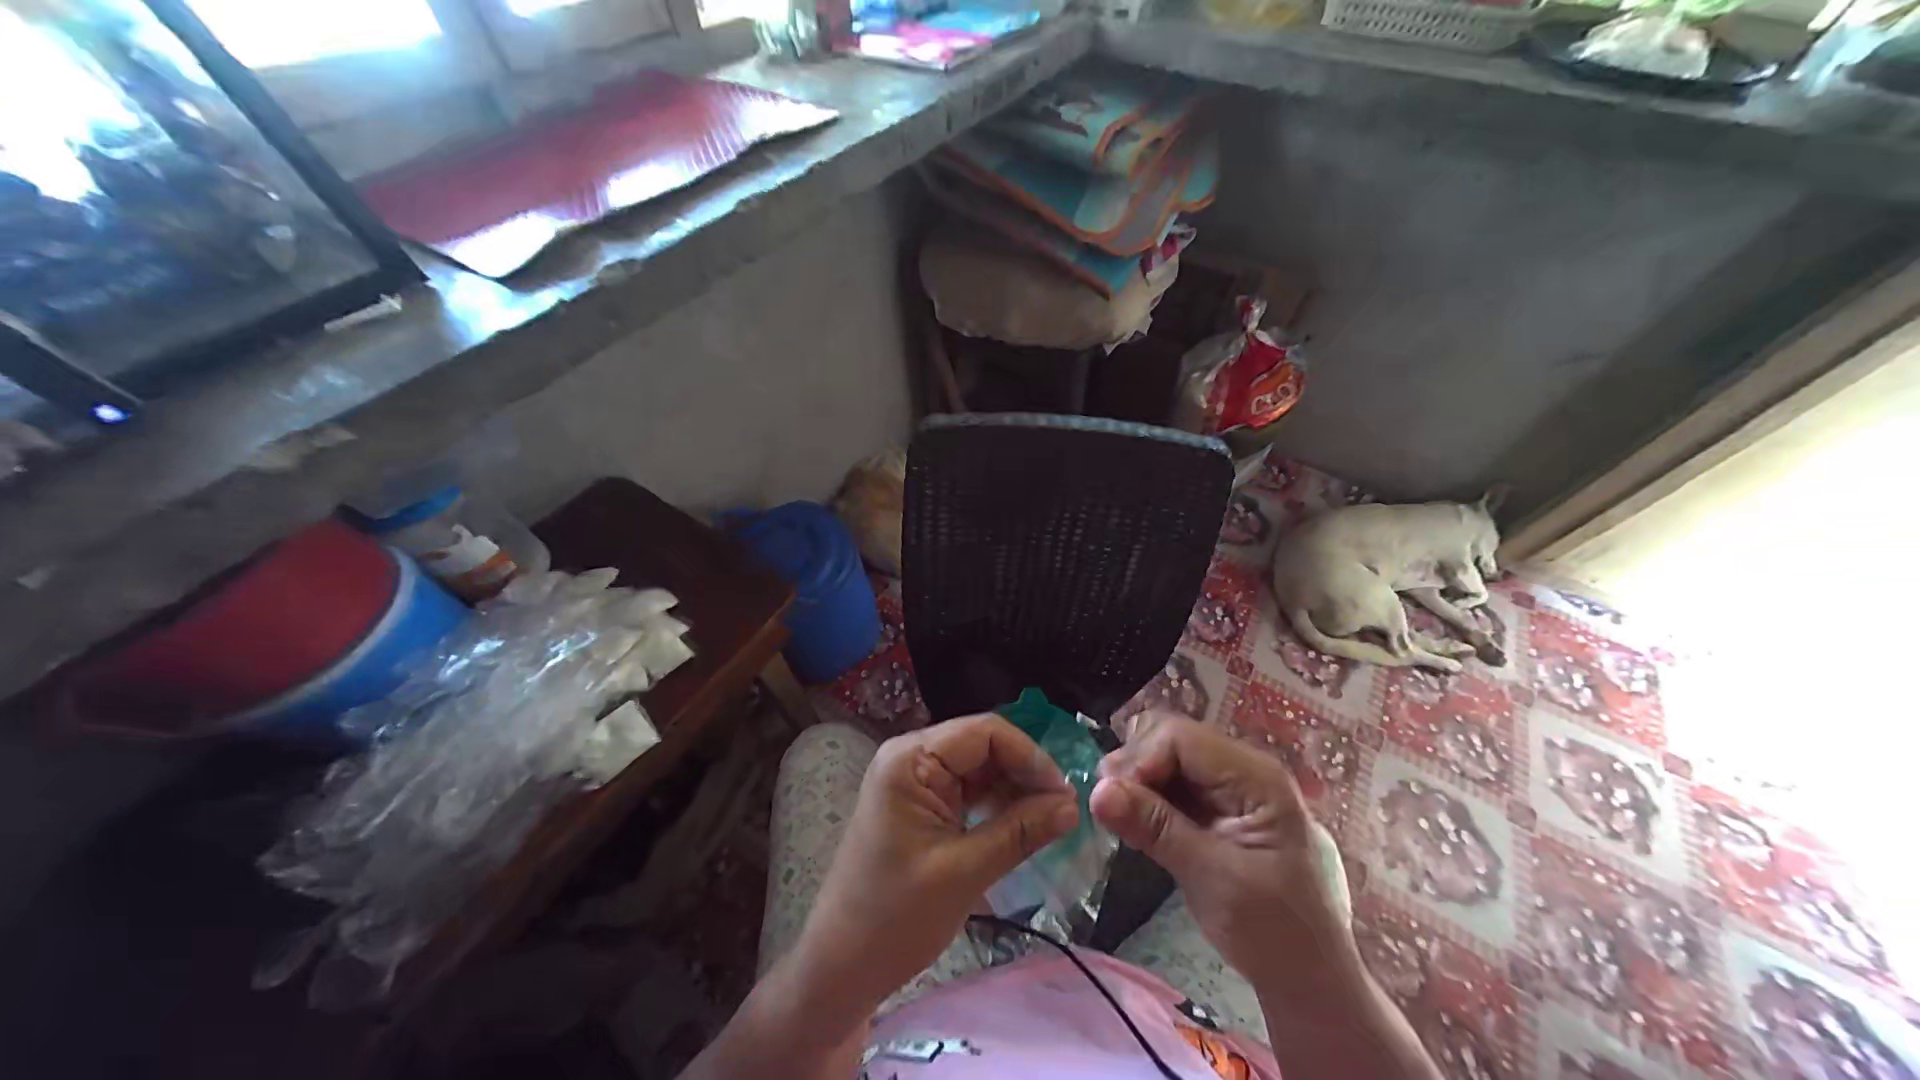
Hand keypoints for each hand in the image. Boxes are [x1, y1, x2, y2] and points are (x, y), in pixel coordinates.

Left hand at [788, 712, 1080, 1011]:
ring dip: (1014, 790)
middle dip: (1025, 773)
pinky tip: (1022, 827)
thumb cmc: (894, 917)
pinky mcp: (920, 805)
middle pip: (983, 746)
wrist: (841, 965)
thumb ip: (1020, 831)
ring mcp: (913, 781)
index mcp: (910, 760)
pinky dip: (996, 805)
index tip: (1064, 794)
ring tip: (1050, 821)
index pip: (985, 732)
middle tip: (1064, 811)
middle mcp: (910, 758)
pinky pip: (968, 791)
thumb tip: (1072, 805)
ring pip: (980, 768)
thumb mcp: (965, 872)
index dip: (1030, 756)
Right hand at [1090, 711, 1355, 998]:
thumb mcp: (1211, 878)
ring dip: (1138, 781)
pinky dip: (1149, 797)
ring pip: (1167, 758)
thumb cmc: (1272, 929)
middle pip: (1171, 739)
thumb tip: (1097, 791)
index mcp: (1255, 777)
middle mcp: (1243, 769)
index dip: (1140, 759)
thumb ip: (1155, 829)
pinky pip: (1173, 784)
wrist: (1311, 978)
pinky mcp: (1218, 807)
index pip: (1180, 737)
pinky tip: (1137, 822)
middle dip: (1135, 765)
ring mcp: (1231, 787)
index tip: (1111, 798)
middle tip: (1109, 807)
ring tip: (1120, 817)